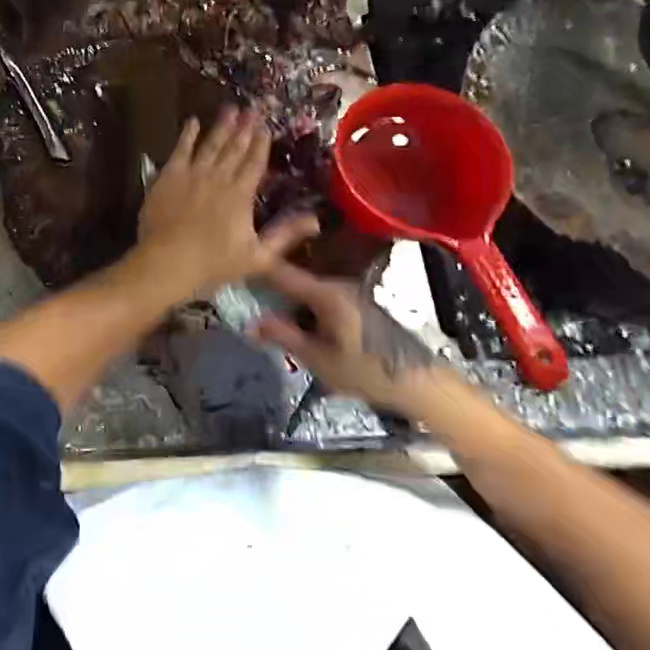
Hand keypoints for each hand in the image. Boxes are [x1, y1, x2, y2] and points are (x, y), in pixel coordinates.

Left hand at [135, 106, 319, 299]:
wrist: (166, 262)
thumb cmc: (213, 263)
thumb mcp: (258, 256)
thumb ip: (286, 235)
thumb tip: (316, 220)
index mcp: (241, 194)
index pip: (255, 162)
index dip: (262, 142)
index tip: (267, 125)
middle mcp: (219, 176)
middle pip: (235, 147)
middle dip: (246, 126)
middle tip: (255, 106)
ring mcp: (193, 173)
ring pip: (211, 143)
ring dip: (222, 125)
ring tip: (231, 108)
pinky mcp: (169, 175)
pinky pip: (181, 148)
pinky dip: (188, 134)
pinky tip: (193, 121)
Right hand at [255, 261, 467, 416]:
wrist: (416, 381)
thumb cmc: (366, 371)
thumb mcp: (318, 359)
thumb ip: (284, 337)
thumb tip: (251, 322)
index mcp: (327, 293)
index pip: (283, 272)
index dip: (258, 268)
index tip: (233, 269)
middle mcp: (338, 285)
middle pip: (295, 279)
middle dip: (271, 289)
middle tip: (245, 301)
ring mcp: (349, 293)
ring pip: (308, 291)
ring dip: (289, 302)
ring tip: (266, 316)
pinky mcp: (356, 304)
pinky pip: (322, 299)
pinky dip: (306, 308)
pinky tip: (296, 325)